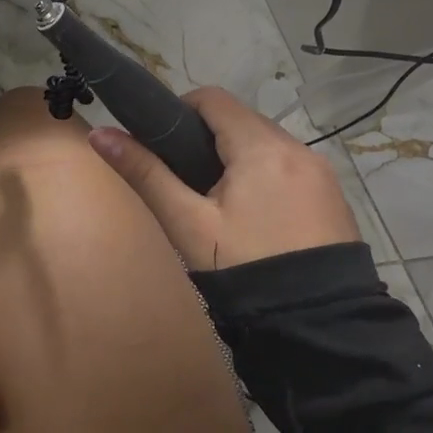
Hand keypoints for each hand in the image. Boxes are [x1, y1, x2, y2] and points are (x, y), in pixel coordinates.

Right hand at [89, 87, 359, 270]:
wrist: (323, 333)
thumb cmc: (247, 268)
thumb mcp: (187, 222)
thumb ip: (144, 172)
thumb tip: (98, 134)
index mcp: (262, 146)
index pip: (212, 98)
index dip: (179, 109)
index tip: (162, 143)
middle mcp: (298, 148)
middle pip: (239, 119)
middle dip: (206, 137)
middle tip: (182, 176)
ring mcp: (322, 174)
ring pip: (264, 143)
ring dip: (235, 156)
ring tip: (214, 198)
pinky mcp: (334, 199)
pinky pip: (288, 167)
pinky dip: (263, 175)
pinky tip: (251, 214)